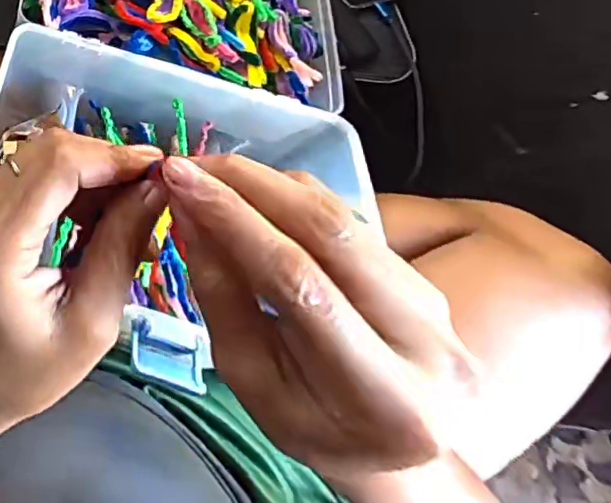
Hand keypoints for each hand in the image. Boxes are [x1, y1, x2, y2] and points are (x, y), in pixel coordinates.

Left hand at [0, 128, 166, 446]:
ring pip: (44, 154)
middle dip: (106, 163)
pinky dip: (69, 182)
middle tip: (149, 193)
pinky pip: (31, 168)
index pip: (57, 164)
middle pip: (50, 151)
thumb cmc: (26, 369)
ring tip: (126, 213)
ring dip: (91, 173)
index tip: (158, 167)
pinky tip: (93, 216)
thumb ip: (120, 248)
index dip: (111, 156)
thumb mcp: (90, 325)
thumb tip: (155, 187)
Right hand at [161, 155, 480, 480]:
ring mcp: (432, 302)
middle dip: (246, 183)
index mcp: (384, 396)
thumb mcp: (249, 376)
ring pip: (337, 213)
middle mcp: (426, 341)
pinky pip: (345, 215)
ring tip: (209, 172)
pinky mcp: (420, 273)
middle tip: (188, 165)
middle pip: (325, 229)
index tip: (178, 179)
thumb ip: (219, 293)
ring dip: (264, 180)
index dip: (231, 217)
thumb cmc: (308, 422)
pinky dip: (288, 193)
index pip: (295, 279)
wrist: (390, 446)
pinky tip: (249, 190)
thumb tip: (187, 211)